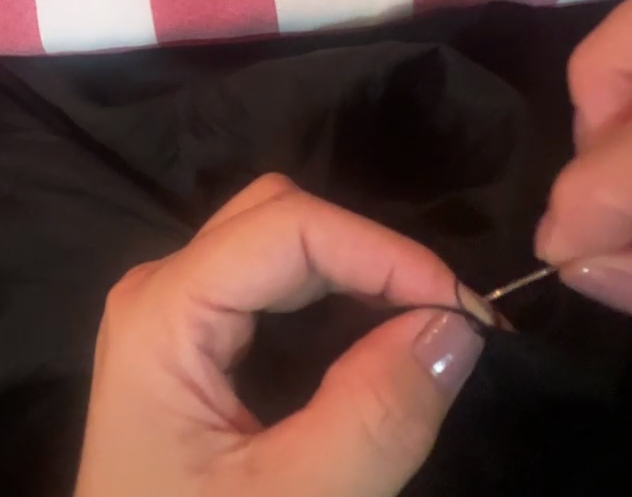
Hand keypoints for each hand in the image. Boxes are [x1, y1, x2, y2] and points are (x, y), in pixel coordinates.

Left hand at [73, 174, 492, 496]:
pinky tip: (370, 333)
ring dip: (352, 268)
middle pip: (273, 217)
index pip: (283, 225)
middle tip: (454, 325)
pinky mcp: (186, 336)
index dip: (383, 251)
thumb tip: (455, 328)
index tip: (472, 315)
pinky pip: (262, 281)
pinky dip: (326, 292)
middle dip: (368, 252)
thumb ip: (373, 415)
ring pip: (270, 240)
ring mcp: (169, 308)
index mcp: (162, 309)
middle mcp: (159, 287)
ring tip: (427, 327)